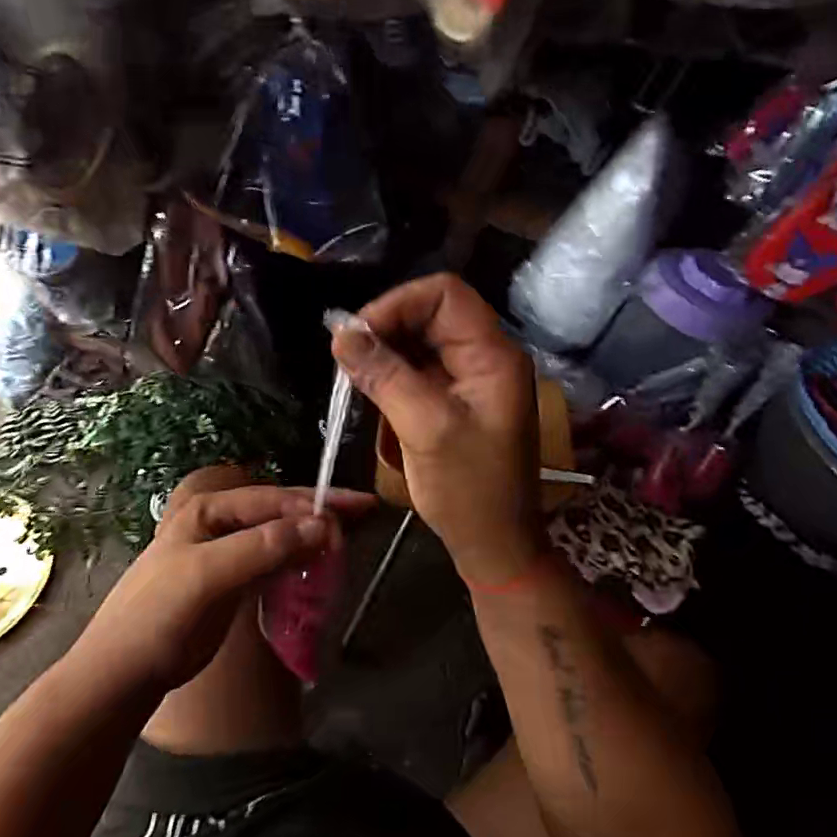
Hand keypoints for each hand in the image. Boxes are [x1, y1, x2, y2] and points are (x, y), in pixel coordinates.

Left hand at [69, 465, 373, 690]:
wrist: (123, 674)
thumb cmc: (158, 617)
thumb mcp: (207, 576)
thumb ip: (262, 548)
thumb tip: (321, 525)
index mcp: (209, 510)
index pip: (274, 498)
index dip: (317, 503)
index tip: (358, 511)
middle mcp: (221, 524)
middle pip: (283, 512)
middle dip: (322, 514)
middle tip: (366, 514)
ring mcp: (229, 553)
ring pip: (284, 537)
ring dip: (316, 538)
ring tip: (351, 539)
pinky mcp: (236, 582)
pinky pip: (278, 562)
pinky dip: (302, 562)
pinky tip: (323, 566)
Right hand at [331, 274, 543, 584]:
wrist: (495, 542)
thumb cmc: (470, 491)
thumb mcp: (425, 429)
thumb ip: (386, 376)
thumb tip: (342, 334)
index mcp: (494, 356)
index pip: (446, 295)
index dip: (399, 304)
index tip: (359, 335)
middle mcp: (488, 358)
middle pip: (433, 314)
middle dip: (388, 327)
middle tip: (348, 358)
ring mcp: (475, 380)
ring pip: (424, 341)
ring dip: (387, 351)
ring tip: (354, 375)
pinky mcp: (460, 400)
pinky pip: (424, 369)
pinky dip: (395, 373)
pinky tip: (371, 389)